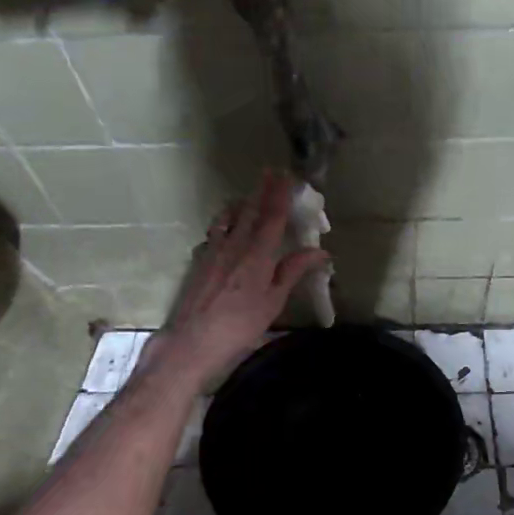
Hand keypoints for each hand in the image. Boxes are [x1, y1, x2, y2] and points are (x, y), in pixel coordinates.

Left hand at [141, 170, 328, 390]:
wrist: (193, 340)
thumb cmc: (240, 325)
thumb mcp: (273, 301)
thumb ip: (292, 272)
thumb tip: (320, 251)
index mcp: (257, 253)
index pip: (272, 216)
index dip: (280, 194)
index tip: (286, 175)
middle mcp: (234, 244)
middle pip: (249, 210)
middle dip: (261, 190)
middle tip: (270, 173)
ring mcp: (213, 250)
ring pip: (228, 217)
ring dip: (241, 203)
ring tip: (248, 196)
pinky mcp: (200, 260)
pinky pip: (214, 232)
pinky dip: (223, 223)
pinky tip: (224, 229)